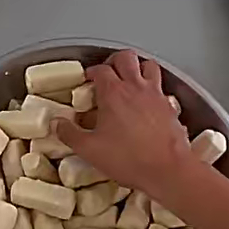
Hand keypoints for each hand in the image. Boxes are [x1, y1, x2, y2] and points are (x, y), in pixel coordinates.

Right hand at [54, 50, 199, 201]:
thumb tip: (57, 124)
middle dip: (114, 60)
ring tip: (130, 79)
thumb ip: (70, 134)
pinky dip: (154, 89)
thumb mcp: (90, 150)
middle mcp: (135, 88)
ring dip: (138, 68)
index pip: (100, 69)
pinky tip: (149, 102)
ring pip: (148, 66)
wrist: (168, 170)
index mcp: (113, 93)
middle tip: (108, 71)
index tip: (87, 80)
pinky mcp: (170, 107)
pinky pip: (163, 88)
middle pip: (125, 58)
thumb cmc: (130, 158)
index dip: (91, 72)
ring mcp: (156, 95)